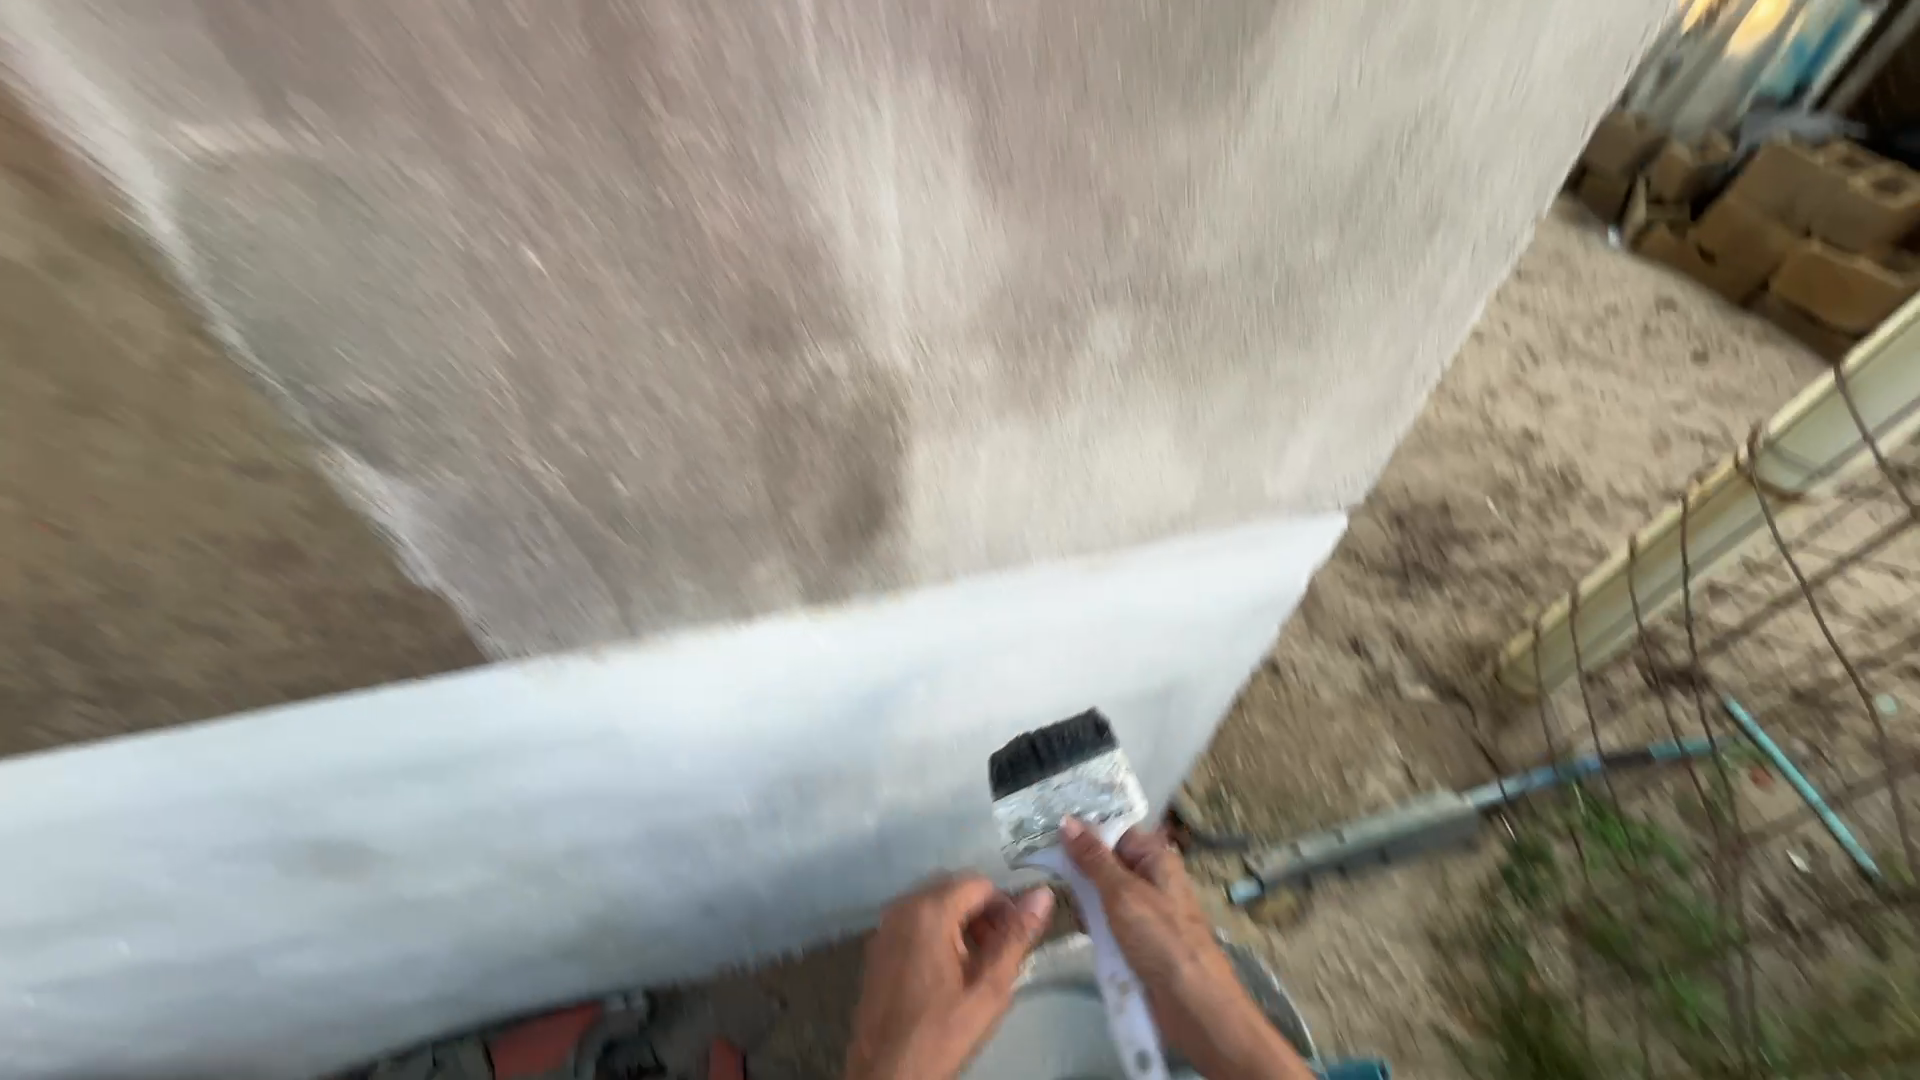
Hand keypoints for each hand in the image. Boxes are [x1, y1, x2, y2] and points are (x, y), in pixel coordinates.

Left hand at [843, 873, 1054, 1079]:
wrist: (886, 1075)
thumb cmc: (941, 1033)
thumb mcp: (989, 988)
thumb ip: (1016, 937)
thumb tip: (1043, 893)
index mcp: (929, 910)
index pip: (980, 884)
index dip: (1004, 907)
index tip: (1014, 942)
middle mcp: (903, 905)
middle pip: (955, 888)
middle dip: (983, 913)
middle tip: (997, 954)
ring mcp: (885, 924)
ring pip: (934, 902)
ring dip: (960, 922)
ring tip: (976, 966)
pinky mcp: (877, 944)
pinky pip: (915, 920)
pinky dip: (936, 932)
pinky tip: (947, 971)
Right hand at [1060, 818, 1313, 1079]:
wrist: (1194, 1006)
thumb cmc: (1161, 940)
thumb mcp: (1122, 892)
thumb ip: (1093, 858)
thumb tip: (1067, 820)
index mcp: (1154, 857)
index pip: (1113, 831)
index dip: (1083, 832)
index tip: (1047, 835)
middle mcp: (1151, 877)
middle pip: (1106, 861)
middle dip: (1079, 867)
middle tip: (1045, 869)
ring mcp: (1145, 909)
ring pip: (1103, 892)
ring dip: (1084, 897)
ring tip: (1058, 900)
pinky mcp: (1139, 938)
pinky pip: (1109, 919)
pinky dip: (1094, 922)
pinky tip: (1078, 926)